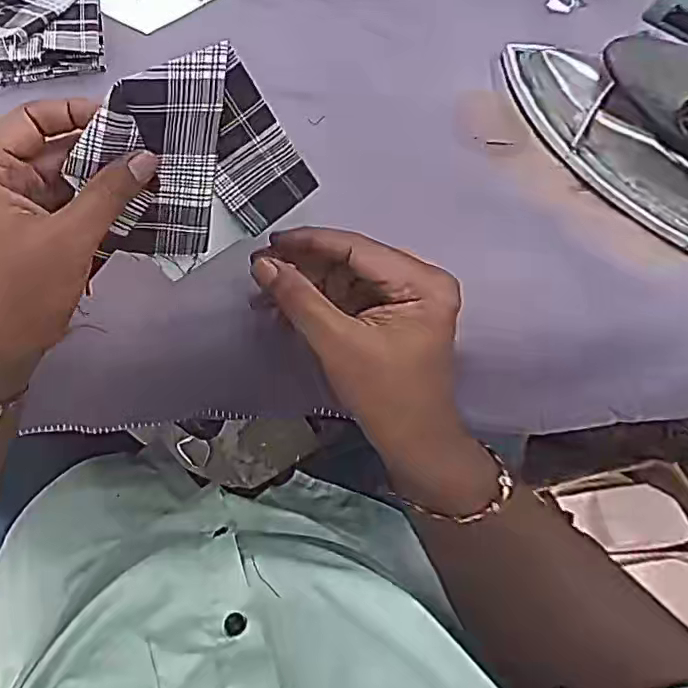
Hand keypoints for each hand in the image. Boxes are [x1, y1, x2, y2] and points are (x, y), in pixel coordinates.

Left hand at [0, 100, 156, 404]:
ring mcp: (22, 210)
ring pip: (70, 179)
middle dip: (101, 150)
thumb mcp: (69, 238)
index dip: (74, 113)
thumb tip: (147, 156)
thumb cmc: (20, 292)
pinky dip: (102, 206)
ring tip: (152, 173)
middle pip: (56, 148)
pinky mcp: (41, 235)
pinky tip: (138, 204)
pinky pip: (75, 207)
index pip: (32, 119)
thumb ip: (109, 192)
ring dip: (107, 179)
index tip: (121, 120)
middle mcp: (3, 183)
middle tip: (149, 147)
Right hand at [250, 228, 463, 442]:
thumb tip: (268, 267)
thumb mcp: (339, 344)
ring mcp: (402, 298)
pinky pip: (344, 295)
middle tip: (264, 266)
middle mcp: (418, 283)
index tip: (274, 243)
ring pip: (341, 276)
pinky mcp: (386, 314)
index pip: (357, 248)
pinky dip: (314, 300)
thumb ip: (300, 299)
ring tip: (267, 287)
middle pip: (348, 260)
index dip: (309, 243)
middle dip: (302, 265)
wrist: (413, 444)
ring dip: (303, 284)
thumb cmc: (393, 401)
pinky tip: (285, 303)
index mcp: (423, 283)